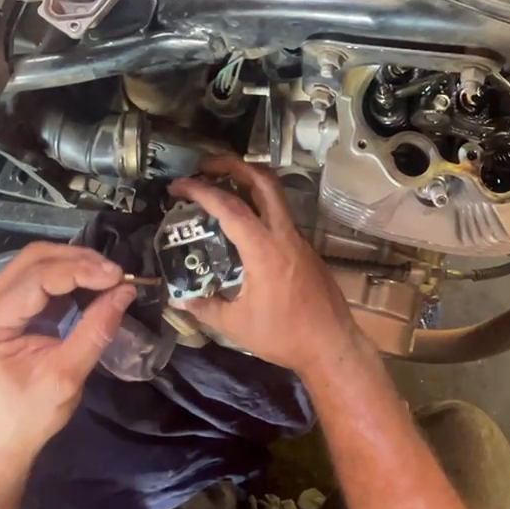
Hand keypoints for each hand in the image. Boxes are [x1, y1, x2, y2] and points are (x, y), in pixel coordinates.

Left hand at [0, 243, 135, 463]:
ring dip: (73, 265)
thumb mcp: (67, 375)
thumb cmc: (27, 417)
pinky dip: (66, 278)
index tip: (119, 277)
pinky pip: (35, 280)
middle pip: (33, 260)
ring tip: (107, 278)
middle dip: (78, 261)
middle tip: (115, 274)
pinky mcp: (2, 310)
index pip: (37, 279)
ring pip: (34, 264)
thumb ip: (96, 330)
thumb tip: (126, 292)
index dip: (81, 271)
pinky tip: (90, 287)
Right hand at [168, 155, 363, 376]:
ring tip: (221, 184)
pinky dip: (259, 204)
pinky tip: (242, 220)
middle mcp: (284, 234)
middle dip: (234, 165)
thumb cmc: (284, 335)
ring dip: (249, 180)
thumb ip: (206, 307)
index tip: (178, 186)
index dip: (201, 191)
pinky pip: (280, 214)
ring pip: (276, 194)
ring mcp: (298, 238)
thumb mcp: (236, 325)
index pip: (230, 208)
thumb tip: (180, 298)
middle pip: (263, 181)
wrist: (332, 344)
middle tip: (205, 166)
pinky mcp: (305, 247)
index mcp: (264, 250)